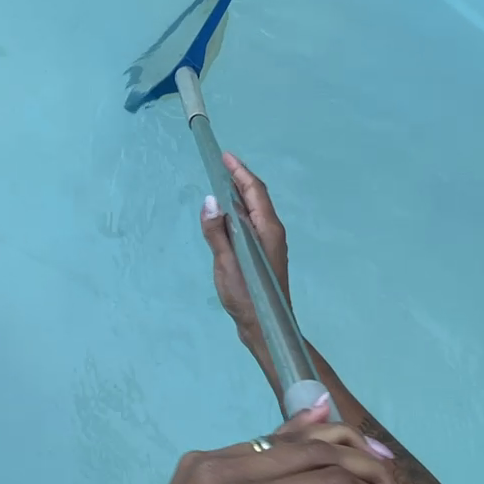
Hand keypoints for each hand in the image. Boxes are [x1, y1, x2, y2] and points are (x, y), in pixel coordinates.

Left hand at [81, 399, 423, 483]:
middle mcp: (223, 472)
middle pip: (312, 455)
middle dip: (363, 471)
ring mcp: (208, 460)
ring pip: (285, 442)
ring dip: (335, 448)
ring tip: (379, 459)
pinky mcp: (200, 462)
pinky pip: (257, 445)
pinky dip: (295, 437)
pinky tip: (324, 417)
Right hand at [199, 152, 290, 358]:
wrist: (265, 327)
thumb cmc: (246, 296)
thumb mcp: (226, 263)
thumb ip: (217, 232)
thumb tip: (210, 201)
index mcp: (267, 230)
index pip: (254, 191)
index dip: (240, 171)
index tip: (224, 156)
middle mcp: (272, 232)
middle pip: (256, 197)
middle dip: (239, 178)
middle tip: (220, 165)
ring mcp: (270, 243)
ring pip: (255, 210)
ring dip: (239, 194)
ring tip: (220, 183)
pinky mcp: (264, 253)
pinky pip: (252, 222)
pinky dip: (239, 211)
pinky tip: (226, 215)